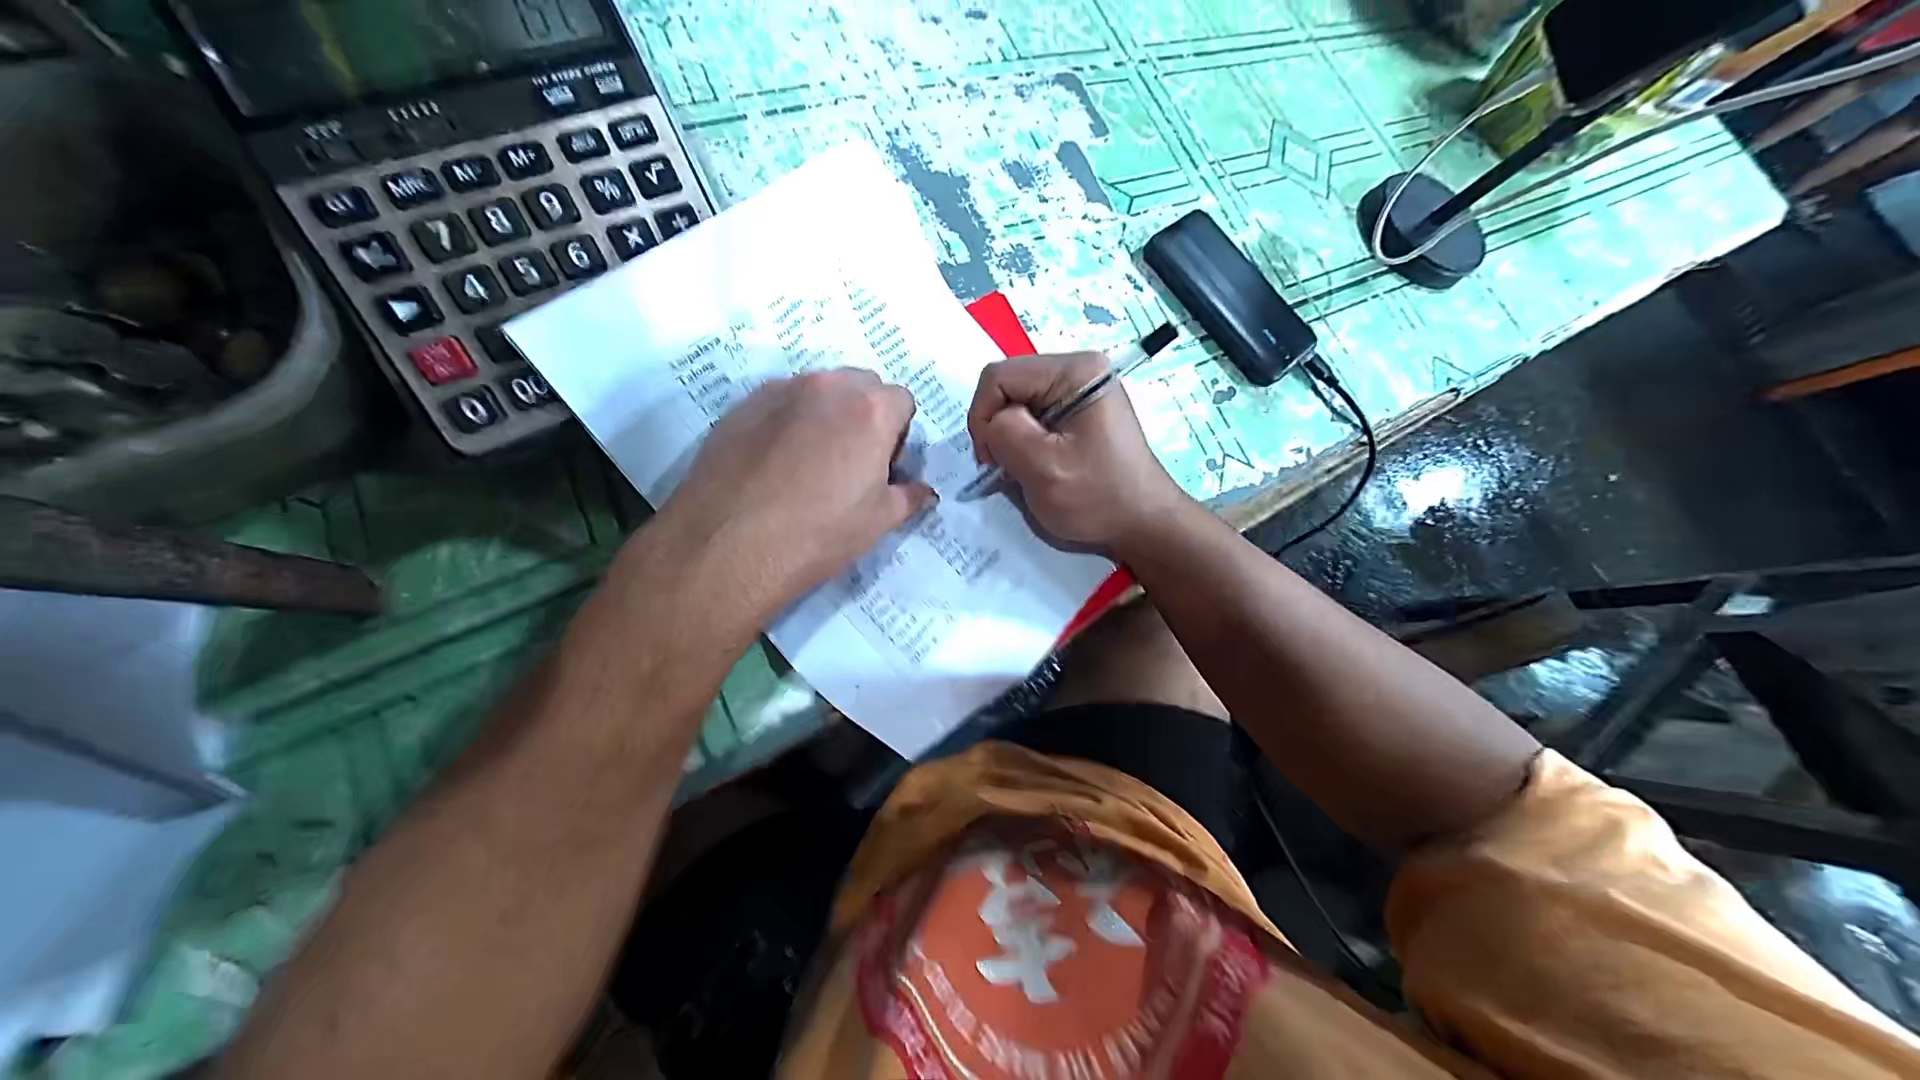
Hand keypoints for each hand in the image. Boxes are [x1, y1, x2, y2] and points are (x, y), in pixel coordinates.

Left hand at [642, 370, 933, 618]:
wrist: (727, 546)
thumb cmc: (817, 534)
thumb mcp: (877, 522)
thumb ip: (908, 497)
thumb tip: (924, 491)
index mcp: (870, 410)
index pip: (902, 400)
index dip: (898, 434)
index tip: (883, 467)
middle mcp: (826, 387)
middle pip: (861, 385)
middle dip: (865, 414)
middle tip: (850, 462)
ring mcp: (778, 391)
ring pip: (818, 390)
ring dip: (826, 414)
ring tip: (808, 464)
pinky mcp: (740, 406)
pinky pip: (779, 402)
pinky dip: (787, 421)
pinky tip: (773, 464)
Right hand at [967, 352, 1189, 552]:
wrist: (1143, 523)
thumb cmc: (1098, 499)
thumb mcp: (1042, 468)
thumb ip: (1005, 433)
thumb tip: (994, 422)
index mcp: (1075, 371)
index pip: (998, 377)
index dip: (983, 417)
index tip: (993, 459)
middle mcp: (1079, 368)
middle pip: (1008, 385)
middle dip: (997, 427)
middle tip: (1007, 467)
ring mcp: (1081, 388)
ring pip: (1018, 402)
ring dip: (1011, 437)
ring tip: (1026, 468)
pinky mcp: (1080, 409)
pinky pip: (1034, 414)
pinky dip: (1026, 441)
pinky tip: (1038, 464)